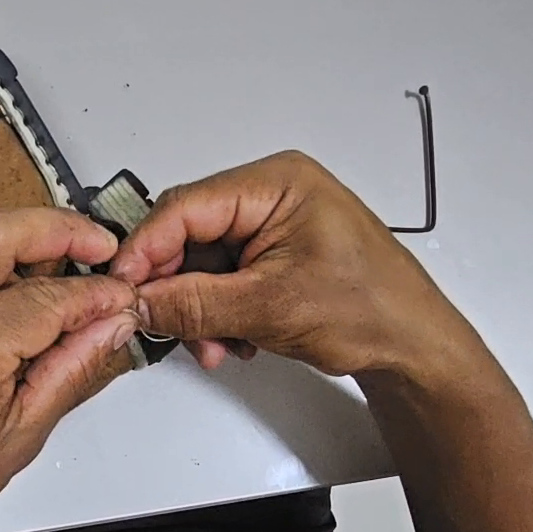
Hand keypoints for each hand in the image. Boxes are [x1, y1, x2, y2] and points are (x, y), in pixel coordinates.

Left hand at [0, 209, 138, 531]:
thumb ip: (70, 369)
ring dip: (23, 240)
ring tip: (69, 262)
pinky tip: (23, 286)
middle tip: (99, 243)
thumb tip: (108, 324)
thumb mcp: (19, 436)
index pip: (37, 301)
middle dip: (56, 228)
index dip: (89, 295)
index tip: (117, 298)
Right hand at [110, 151, 483, 380]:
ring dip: (199, 312)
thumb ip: (195, 303)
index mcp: (275, 183)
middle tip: (166, 327)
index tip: (122, 289)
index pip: (185, 207)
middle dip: (177, 289)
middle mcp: (268, 197)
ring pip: (201, 266)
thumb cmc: (369, 309)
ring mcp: (269, 228)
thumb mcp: (270, 307)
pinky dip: (217, 316)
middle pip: (188, 237)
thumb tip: (138, 301)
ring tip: (218, 347)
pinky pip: (221, 282)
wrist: (410, 345)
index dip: (146, 250)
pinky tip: (236, 342)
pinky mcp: (270, 257)